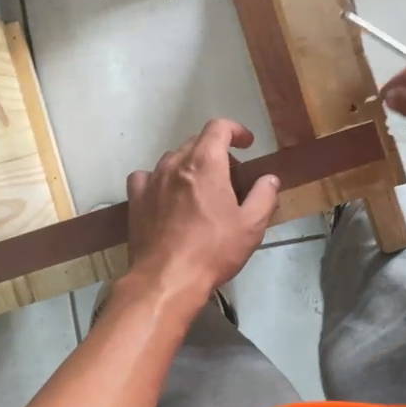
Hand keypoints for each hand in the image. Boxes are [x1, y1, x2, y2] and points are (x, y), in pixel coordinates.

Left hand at [120, 120, 279, 314]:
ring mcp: (152, 180)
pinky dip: (161, 179)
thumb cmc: (213, 250)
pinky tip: (167, 195)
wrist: (166, 279)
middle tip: (231, 177)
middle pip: (196, 142)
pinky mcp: (136, 199)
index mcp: (205, 163)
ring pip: (173, 159)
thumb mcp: (251, 226)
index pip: (218, 128)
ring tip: (202, 189)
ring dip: (190, 166)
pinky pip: (147, 177)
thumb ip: (264, 196)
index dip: (235, 130)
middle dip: (217, 152)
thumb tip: (269, 179)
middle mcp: (175, 163)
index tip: (247, 144)